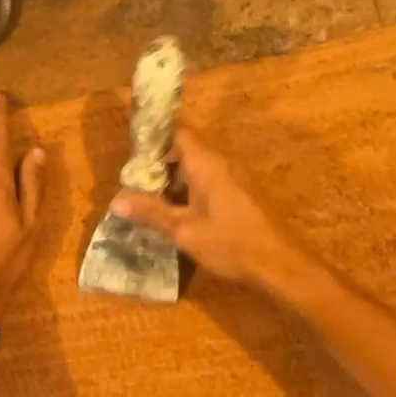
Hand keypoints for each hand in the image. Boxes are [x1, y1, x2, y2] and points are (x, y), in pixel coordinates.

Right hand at [109, 128, 300, 286]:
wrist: (279, 264)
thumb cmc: (230, 243)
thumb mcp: (184, 230)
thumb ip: (151, 212)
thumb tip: (116, 201)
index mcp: (207, 164)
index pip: (179, 132)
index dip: (156, 137)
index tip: (134, 153)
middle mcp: (223, 163)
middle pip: (187, 149)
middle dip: (161, 164)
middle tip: (137, 184)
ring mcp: (236, 178)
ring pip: (199, 167)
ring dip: (176, 180)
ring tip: (152, 201)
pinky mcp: (243, 194)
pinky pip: (211, 181)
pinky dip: (192, 190)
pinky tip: (180, 214)